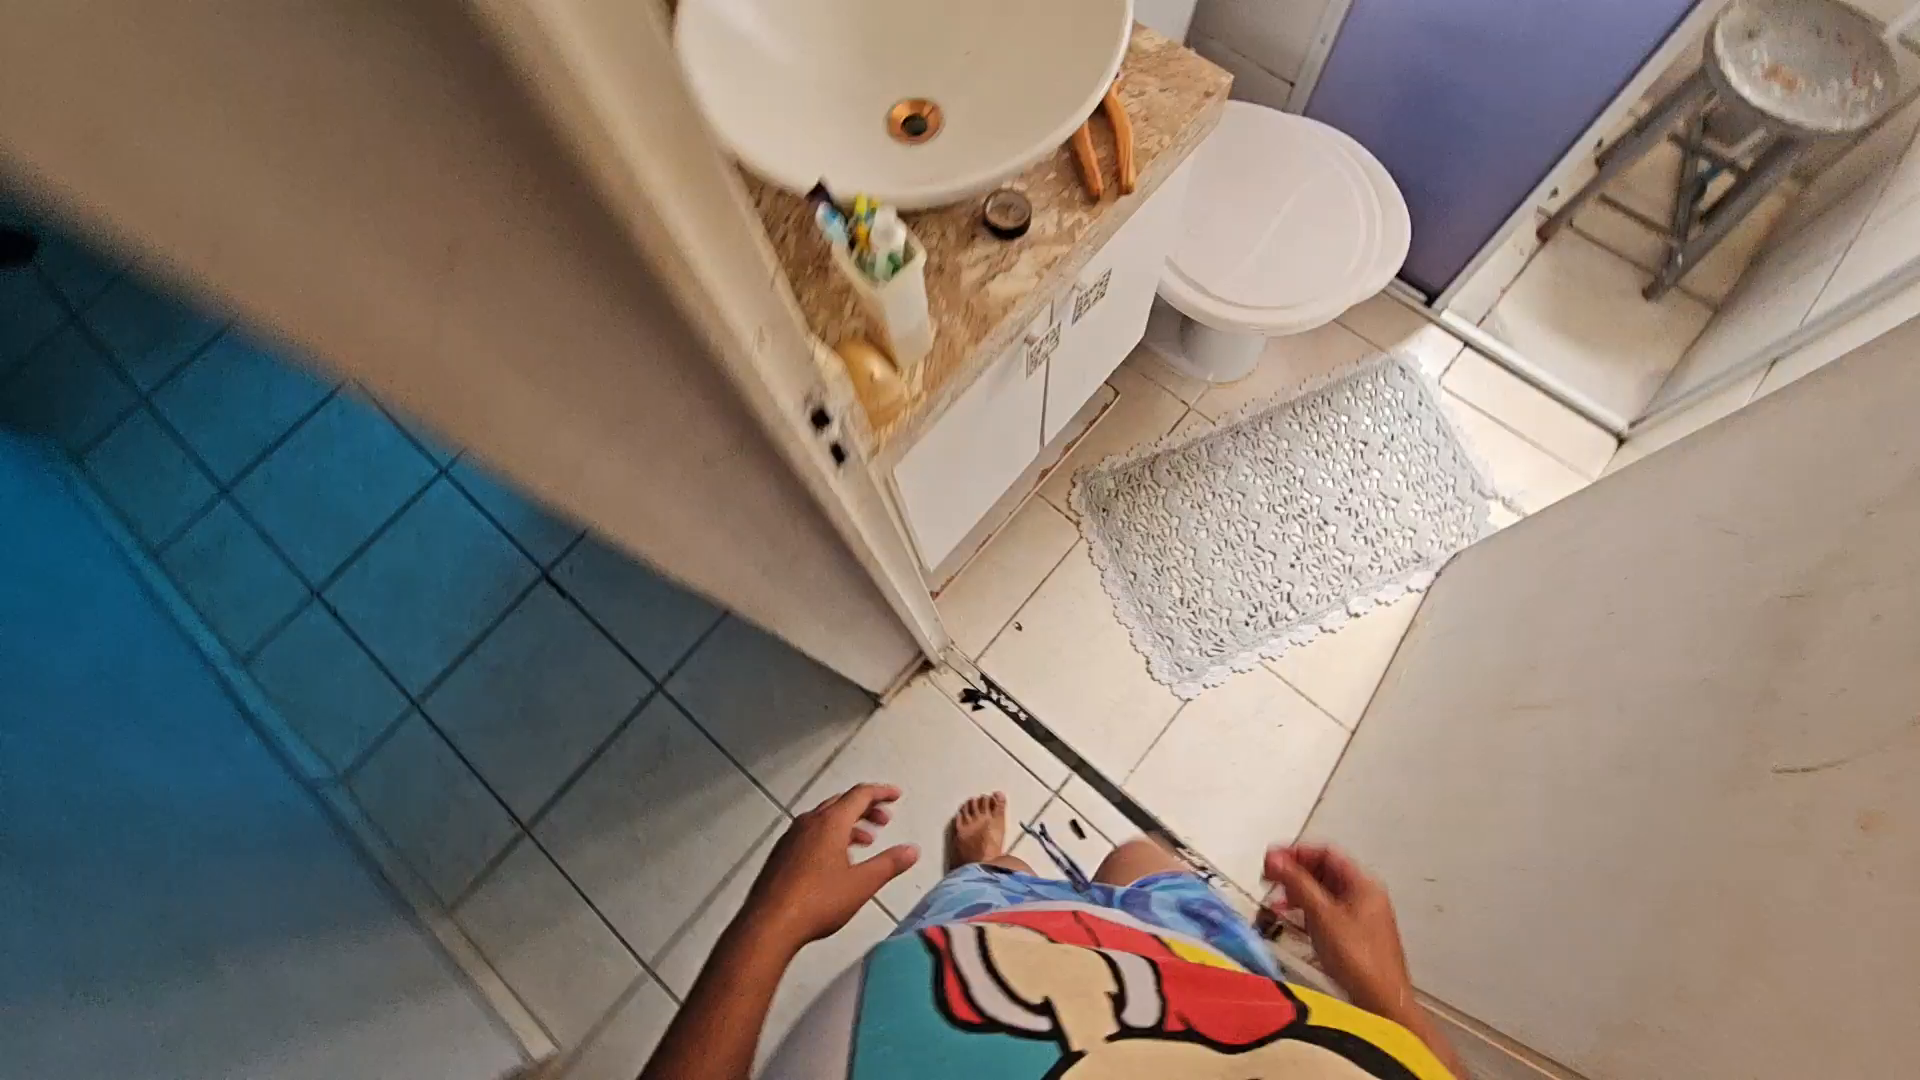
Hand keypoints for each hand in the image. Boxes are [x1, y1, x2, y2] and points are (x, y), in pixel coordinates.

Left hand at [742, 783, 919, 950]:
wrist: (769, 925)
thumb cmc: (817, 902)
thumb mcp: (862, 884)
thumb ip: (889, 864)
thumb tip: (912, 850)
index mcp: (830, 822)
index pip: (860, 794)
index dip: (881, 793)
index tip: (896, 796)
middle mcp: (809, 822)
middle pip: (842, 802)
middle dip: (866, 808)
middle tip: (884, 820)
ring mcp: (791, 837)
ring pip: (825, 818)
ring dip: (848, 823)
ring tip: (865, 841)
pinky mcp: (781, 854)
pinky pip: (810, 832)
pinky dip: (829, 835)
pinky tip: (835, 860)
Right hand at [1264, 843, 1413, 1018]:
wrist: (1382, 1004)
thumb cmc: (1358, 958)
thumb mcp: (1322, 914)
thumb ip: (1296, 882)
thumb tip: (1274, 857)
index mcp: (1363, 884)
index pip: (1325, 853)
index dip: (1296, 851)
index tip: (1272, 858)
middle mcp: (1364, 895)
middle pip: (1323, 870)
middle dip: (1293, 871)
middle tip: (1269, 877)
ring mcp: (1359, 915)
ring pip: (1322, 890)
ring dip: (1296, 890)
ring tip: (1275, 898)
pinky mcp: (1353, 933)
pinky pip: (1324, 909)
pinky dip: (1305, 908)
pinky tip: (1290, 916)